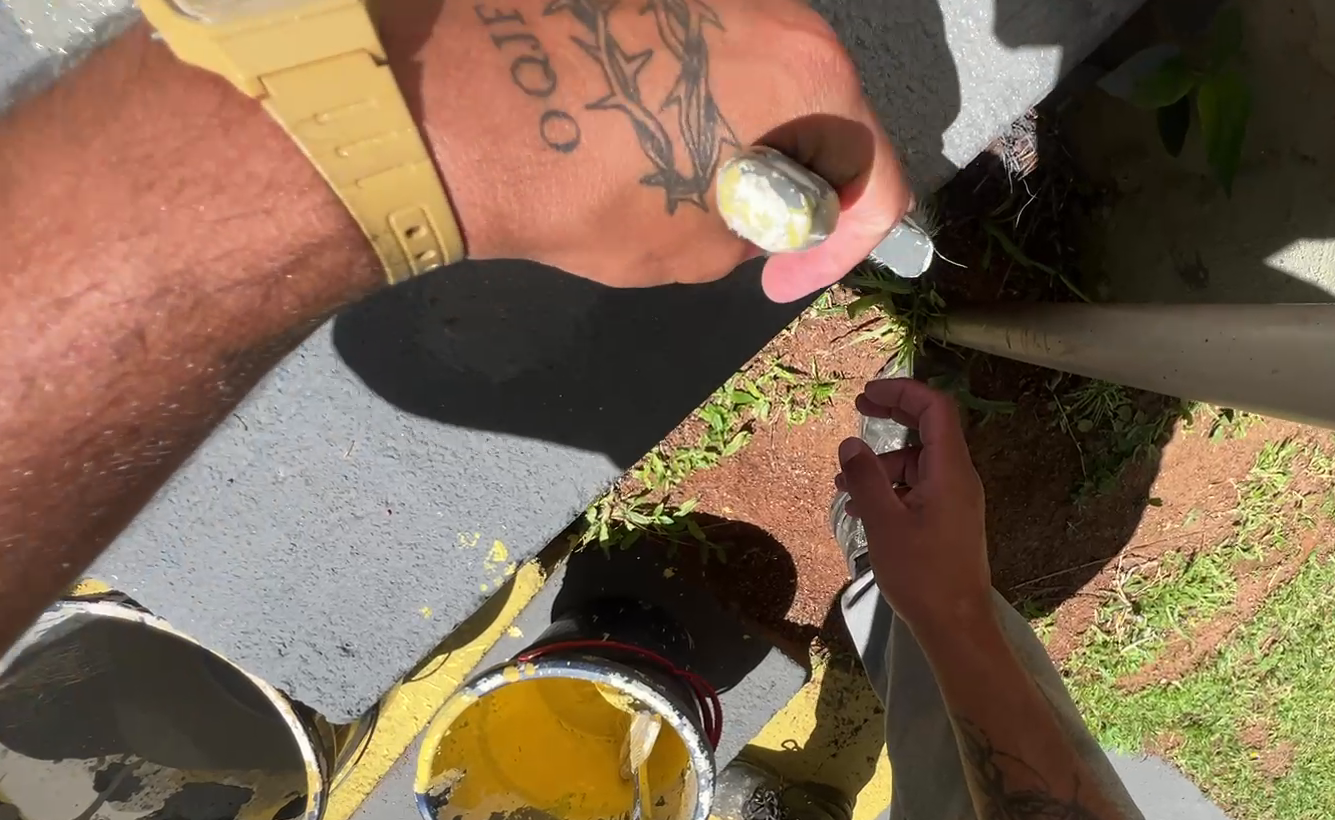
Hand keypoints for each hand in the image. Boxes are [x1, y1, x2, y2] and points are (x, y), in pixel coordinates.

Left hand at [375, 0, 906, 300]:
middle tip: (761, 242)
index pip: (877, 180)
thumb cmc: (598, 195)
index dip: (844, 249)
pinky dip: (724, 113)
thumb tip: (765, 210)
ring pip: (782, 87)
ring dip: (767, 151)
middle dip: (809, 195)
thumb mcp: (705, 249)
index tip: (785, 278)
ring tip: (711, 198)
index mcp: (815, 85)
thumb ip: (766, 228)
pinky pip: (727, 59)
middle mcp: (785, 14)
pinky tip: (674, 148)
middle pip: (837, 121)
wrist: (458, 107)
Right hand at [835, 379, 994, 637]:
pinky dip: (893, 489)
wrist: (956, 625)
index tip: (867, 394)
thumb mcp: (884, 523)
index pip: (935, 408)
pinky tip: (863, 509)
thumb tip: (850, 444)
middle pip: (929, 430)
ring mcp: (956, 501)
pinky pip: (920, 490)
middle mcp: (959, 478)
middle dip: (893, 416)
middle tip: (858, 410)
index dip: (903, 391)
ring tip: (844, 484)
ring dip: (883, 464)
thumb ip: (866, 478)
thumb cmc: (921, 574)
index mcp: (951, 470)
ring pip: (919, 464)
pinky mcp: (949, 521)